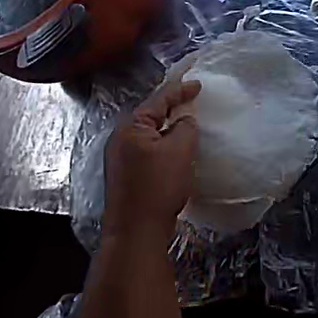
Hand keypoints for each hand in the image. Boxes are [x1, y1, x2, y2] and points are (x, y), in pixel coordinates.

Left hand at [103, 79, 202, 246]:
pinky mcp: (125, 176)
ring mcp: (120, 159)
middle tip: (192, 103)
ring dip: (167, 131)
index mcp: (131, 127)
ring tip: (187, 126)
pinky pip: (147, 152)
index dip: (180, 90)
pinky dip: (162, 148)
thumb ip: (185, 127)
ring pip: (149, 136)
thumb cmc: (158, 186)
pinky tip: (174, 154)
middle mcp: (120, 138)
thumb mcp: (179, 151)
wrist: (136, 231)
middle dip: (171, 109)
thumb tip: (184, 120)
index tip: (198, 86)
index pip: (159, 100)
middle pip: (150, 116)